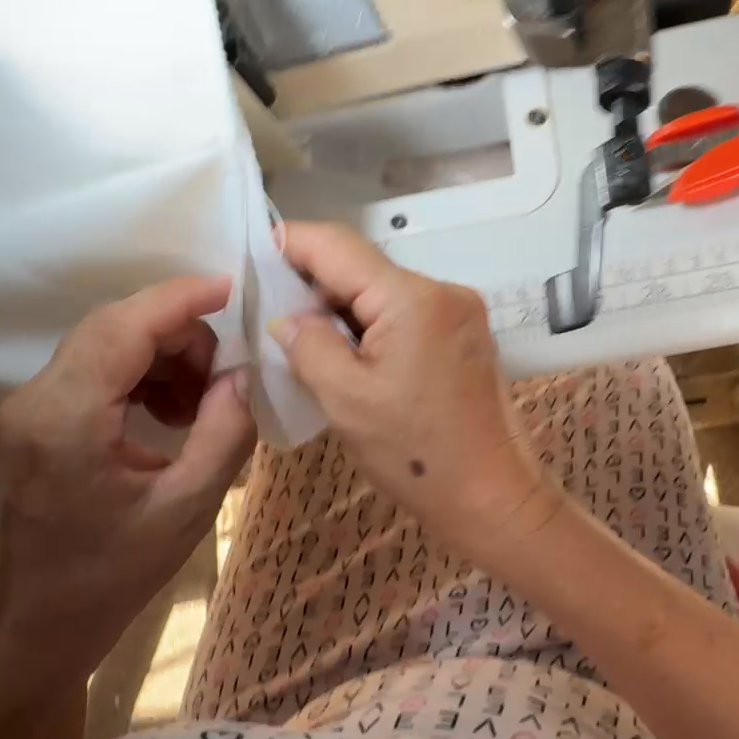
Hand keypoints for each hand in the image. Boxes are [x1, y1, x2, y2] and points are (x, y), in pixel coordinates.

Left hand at [0, 275, 256, 678]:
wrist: (47, 622)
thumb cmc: (118, 571)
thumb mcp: (189, 504)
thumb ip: (224, 431)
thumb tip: (243, 373)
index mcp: (66, 420)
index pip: (123, 328)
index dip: (180, 300)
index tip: (232, 287)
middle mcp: (36, 400)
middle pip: (114, 327)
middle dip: (181, 334)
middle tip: (227, 376)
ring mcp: (30, 407)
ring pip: (108, 343)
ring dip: (166, 355)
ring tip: (204, 403)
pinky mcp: (38, 419)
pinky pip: (99, 370)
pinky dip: (145, 374)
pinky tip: (174, 412)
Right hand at [269, 222, 551, 550]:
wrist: (490, 495)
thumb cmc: (416, 453)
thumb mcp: (345, 399)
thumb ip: (307, 344)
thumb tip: (288, 316)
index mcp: (413, 297)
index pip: (337, 246)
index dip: (288, 244)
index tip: (247, 257)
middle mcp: (444, 291)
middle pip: (363, 268)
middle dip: (313, 285)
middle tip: (267, 312)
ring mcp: (461, 313)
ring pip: (384, 293)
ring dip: (343, 310)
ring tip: (301, 340)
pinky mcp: (466, 337)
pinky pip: (407, 315)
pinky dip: (373, 327)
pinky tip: (347, 355)